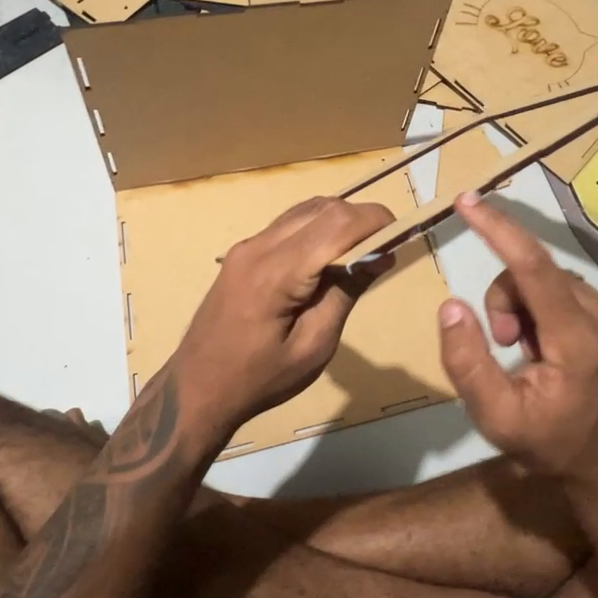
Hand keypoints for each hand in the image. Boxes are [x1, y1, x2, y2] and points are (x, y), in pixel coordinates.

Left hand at [172, 197, 394, 432]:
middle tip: (386, 248)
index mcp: (276, 273)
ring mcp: (249, 245)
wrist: (196, 388)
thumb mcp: (314, 347)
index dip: (375, 222)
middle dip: (362, 218)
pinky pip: (290, 222)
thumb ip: (346, 293)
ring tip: (363, 251)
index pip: (336, 224)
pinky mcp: (245, 251)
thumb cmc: (259, 379)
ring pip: (307, 209)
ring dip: (341, 219)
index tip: (401, 237)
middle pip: (324, 208)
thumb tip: (380, 255)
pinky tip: (332, 254)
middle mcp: (260, 246)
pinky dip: (319, 226)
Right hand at [436, 192, 597, 491]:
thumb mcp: (497, 419)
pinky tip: (558, 353)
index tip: (468, 200)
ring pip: (555, 282)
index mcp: (578, 342)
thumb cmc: (554, 448)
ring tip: (534, 355)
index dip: (498, 229)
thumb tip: (452, 304)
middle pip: (536, 274)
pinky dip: (553, 312)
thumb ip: (467, 361)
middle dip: (508, 301)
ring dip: (530, 308)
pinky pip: (575, 293)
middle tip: (506, 345)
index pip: (533, 268)